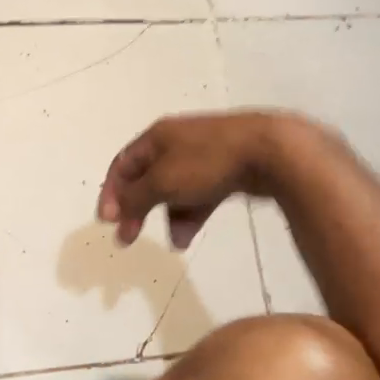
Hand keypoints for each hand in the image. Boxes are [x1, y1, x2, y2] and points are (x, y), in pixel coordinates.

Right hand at [97, 112, 298, 246]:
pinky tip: (187, 237)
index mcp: (156, 138)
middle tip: (126, 239)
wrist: (271, 152)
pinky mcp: (223, 171)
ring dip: (165, 218)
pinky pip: (196, 197)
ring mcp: (201, 157)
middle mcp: (175, 144)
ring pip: (171, 192)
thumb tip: (116, 210)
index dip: (111, 194)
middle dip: (135, 212)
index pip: (121, 166)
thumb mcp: (161, 182)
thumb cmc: (207, 163)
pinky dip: (189, 217)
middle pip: (144, 182)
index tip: (108, 222)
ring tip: (172, 241)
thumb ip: (133, 198)